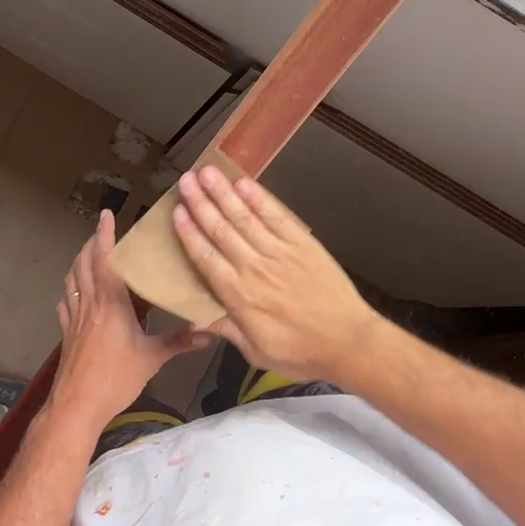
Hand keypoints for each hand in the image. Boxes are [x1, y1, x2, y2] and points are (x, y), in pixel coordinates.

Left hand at [50, 210, 212, 430]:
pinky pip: (65, 301)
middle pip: (84, 263)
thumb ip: (179, 341)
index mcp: (111, 302)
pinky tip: (75, 291)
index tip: (107, 214)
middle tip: (103, 229)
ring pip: (72, 278)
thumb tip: (208, 332)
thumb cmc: (115, 378)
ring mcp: (74, 317)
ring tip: (90, 252)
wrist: (77, 406)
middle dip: (92, 242)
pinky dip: (70, 288)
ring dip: (80, 261)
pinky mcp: (66, 332)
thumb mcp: (152, 358)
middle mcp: (90, 302)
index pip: (105, 259)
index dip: (105, 235)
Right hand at [171, 166, 383, 382]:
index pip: (206, 258)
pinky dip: (259, 199)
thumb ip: (227, 329)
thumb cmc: (300, 353)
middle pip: (221, 230)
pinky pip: (276, 216)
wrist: (348, 342)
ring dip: (224, 193)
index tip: (176, 212)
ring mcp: (279, 252)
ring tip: (207, 172)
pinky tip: (244, 183)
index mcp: (239, 296)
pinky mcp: (302, 244)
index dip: (189, 233)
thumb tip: (194, 320)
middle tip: (185, 180)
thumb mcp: (257, 352)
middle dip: (201, 203)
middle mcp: (254, 268)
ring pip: (245, 217)